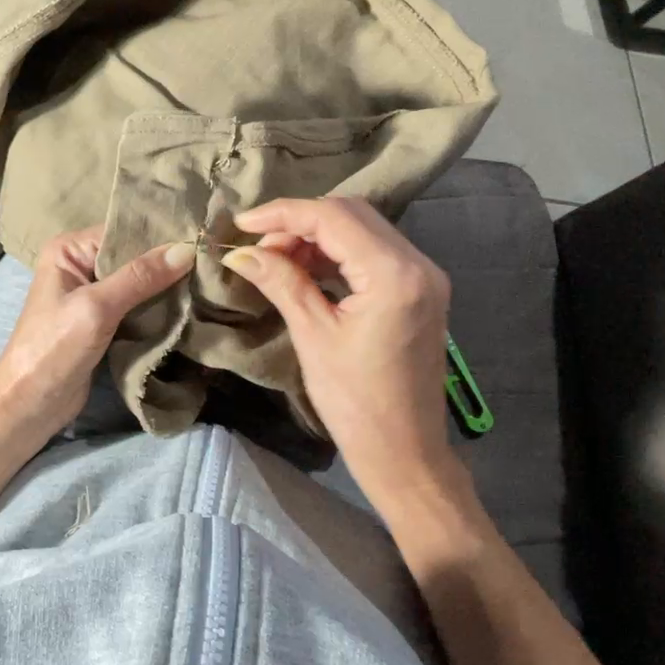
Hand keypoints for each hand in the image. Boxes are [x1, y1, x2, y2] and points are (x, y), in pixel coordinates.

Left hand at [0, 227, 195, 446]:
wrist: (30, 405)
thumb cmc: (53, 349)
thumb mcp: (96, 308)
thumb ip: (140, 277)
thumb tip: (186, 249)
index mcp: (68, 250)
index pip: (123, 231)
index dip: (160, 236)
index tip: (203, 238)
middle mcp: (80, 266)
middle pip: (134, 256)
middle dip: (169, 264)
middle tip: (214, 263)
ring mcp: (92, 297)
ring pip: (140, 284)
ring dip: (168, 288)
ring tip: (210, 283)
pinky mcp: (104, 324)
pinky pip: (138, 307)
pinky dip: (159, 309)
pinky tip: (191, 307)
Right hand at [221, 197, 470, 506]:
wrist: (404, 451)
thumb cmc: (355, 402)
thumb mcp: (313, 337)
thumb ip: (281, 283)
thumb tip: (239, 253)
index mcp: (394, 275)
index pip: (333, 218)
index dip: (282, 214)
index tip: (241, 224)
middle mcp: (418, 264)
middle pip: (351, 214)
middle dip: (298, 222)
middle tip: (256, 247)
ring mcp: (424, 276)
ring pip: (363, 230)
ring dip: (316, 236)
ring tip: (274, 260)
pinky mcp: (419, 290)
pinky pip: (373, 252)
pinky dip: (336, 253)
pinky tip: (305, 270)